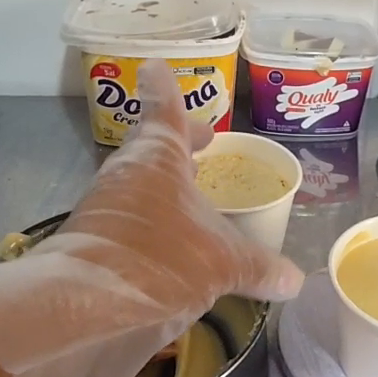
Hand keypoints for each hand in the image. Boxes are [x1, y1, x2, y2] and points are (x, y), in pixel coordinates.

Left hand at [0, 61, 302, 376]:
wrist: (83, 310)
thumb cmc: (160, 261)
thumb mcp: (222, 265)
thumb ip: (259, 268)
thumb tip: (294, 280)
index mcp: (157, 159)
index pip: (164, 112)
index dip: (165, 91)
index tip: (156, 67)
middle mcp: (126, 176)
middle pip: (152, 149)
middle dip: (179, 145)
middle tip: (203, 141)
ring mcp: (102, 210)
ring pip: (137, 187)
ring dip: (163, 188)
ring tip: (191, 199)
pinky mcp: (88, 246)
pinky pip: (126, 223)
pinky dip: (150, 226)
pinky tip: (169, 249)